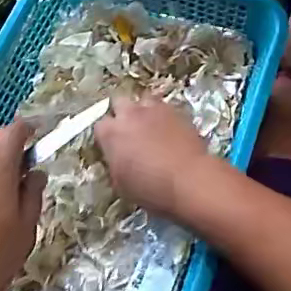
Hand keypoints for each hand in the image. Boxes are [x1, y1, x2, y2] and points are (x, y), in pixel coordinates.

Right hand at [94, 95, 219, 218]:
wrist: (190, 180)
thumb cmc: (151, 189)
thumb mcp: (122, 184)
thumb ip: (115, 163)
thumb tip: (118, 157)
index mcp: (111, 133)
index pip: (100, 126)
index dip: (107, 136)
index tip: (113, 147)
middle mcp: (130, 114)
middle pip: (119, 103)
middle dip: (122, 114)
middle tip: (130, 132)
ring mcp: (154, 109)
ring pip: (143, 100)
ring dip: (144, 111)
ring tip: (151, 128)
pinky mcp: (177, 110)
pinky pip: (165, 108)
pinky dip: (164, 117)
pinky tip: (169, 131)